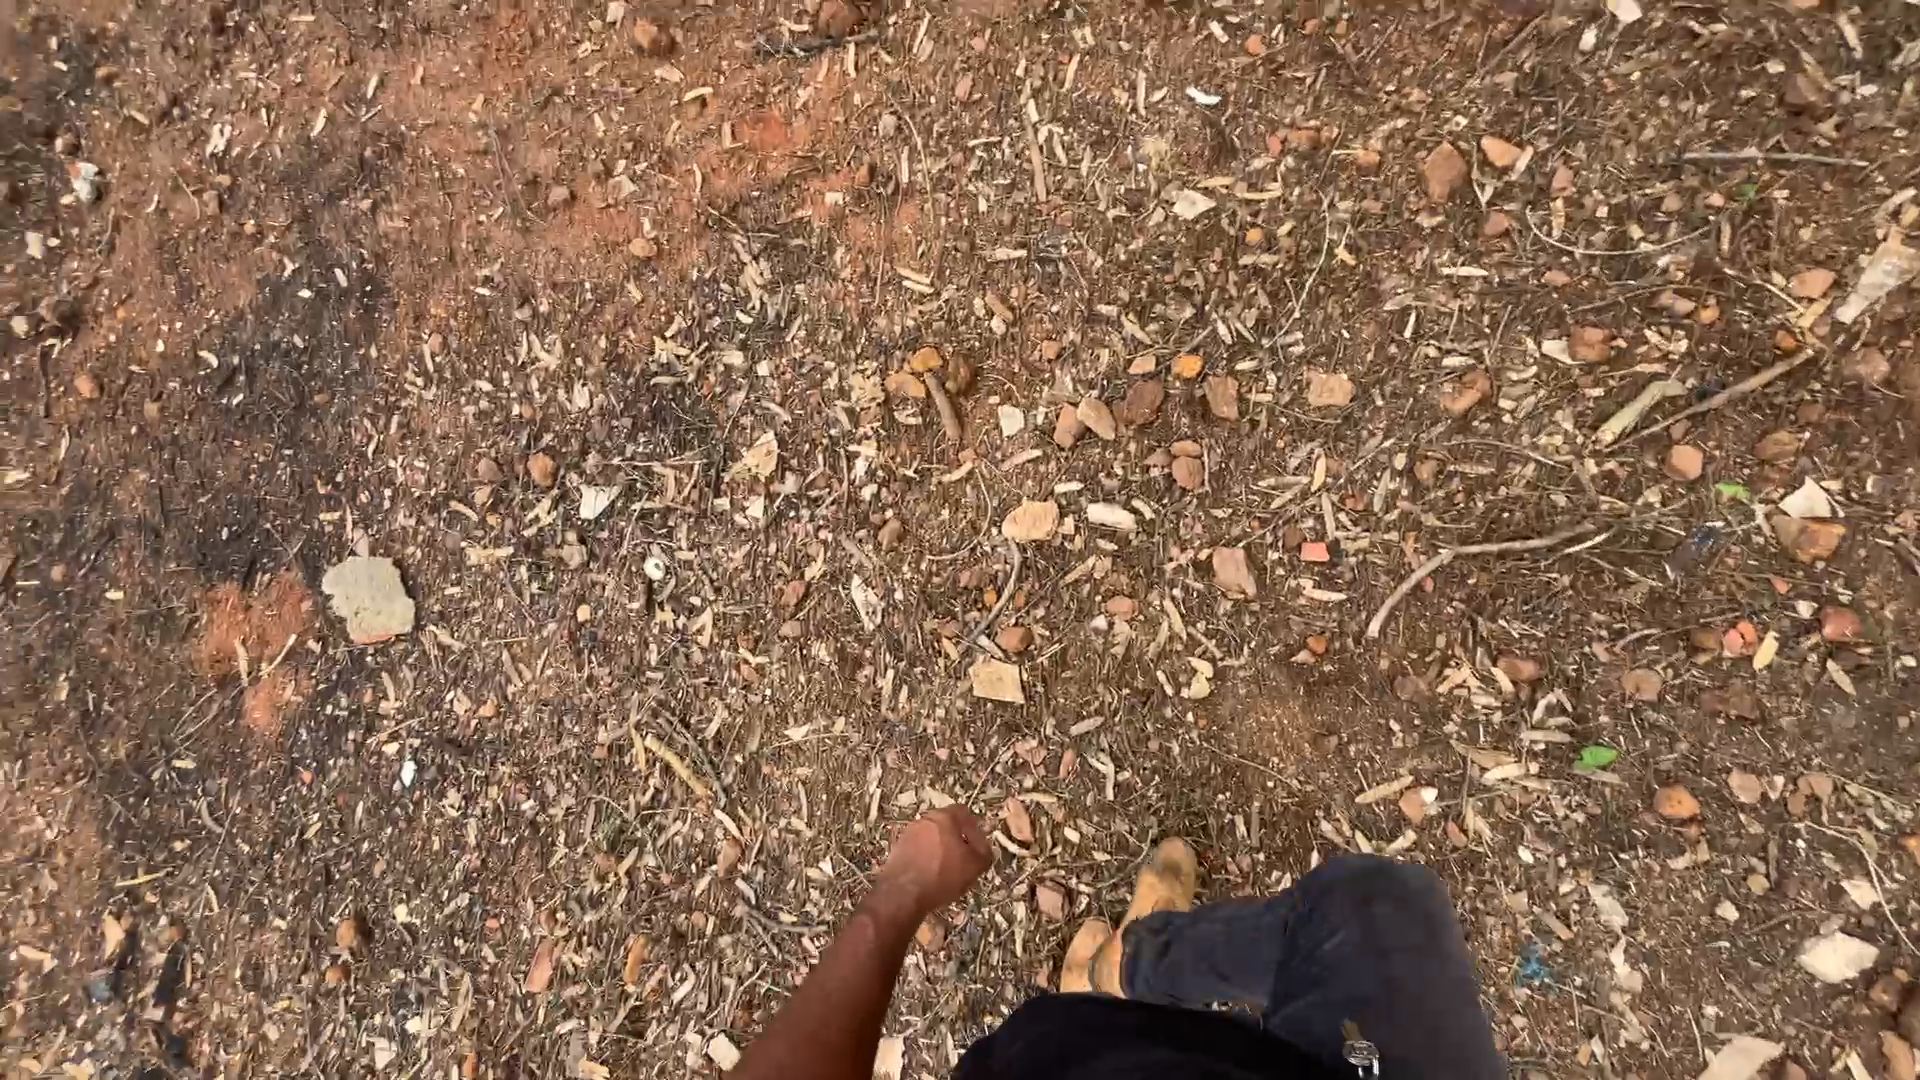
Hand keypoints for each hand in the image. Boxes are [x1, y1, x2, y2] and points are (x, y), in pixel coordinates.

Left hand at [873, 805, 992, 917]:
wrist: (903, 894)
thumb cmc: (942, 875)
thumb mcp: (975, 866)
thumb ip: (985, 853)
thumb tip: (984, 849)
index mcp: (944, 816)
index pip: (964, 813)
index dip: (975, 830)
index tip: (978, 847)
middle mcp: (925, 820)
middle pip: (946, 826)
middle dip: (957, 841)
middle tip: (964, 861)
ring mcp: (908, 834)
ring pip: (931, 839)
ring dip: (941, 851)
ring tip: (947, 873)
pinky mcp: (897, 850)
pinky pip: (918, 852)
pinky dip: (926, 861)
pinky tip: (931, 878)